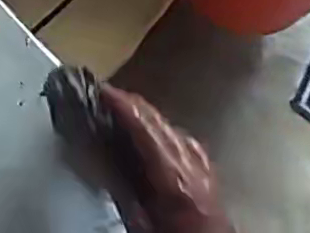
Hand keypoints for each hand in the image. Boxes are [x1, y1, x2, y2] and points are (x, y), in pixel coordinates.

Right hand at [101, 87, 231, 232]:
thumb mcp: (144, 227)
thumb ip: (125, 192)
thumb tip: (103, 163)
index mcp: (175, 176)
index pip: (144, 125)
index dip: (121, 103)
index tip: (100, 90)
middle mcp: (191, 162)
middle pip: (157, 119)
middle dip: (130, 103)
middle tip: (104, 96)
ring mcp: (203, 166)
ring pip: (169, 125)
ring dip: (144, 115)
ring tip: (121, 111)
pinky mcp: (209, 175)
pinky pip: (181, 140)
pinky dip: (161, 130)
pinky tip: (151, 134)